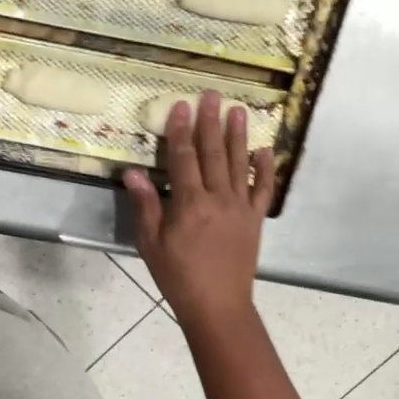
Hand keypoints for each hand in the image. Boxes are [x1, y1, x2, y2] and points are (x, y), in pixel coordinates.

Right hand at [123, 91, 275, 323]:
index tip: (180, 105)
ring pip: (239, 163)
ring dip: (238, 135)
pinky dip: (265, 167)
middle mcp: (218, 197)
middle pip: (213, 152)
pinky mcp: (255, 219)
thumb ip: (145, 205)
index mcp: (189, 203)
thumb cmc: (177, 276)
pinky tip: (265, 149)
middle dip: (210, 122)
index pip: (184, 158)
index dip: (181, 130)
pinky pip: (262, 188)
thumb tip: (132, 172)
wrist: (217, 304)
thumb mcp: (151, 243)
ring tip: (239, 110)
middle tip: (211, 94)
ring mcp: (240, 207)